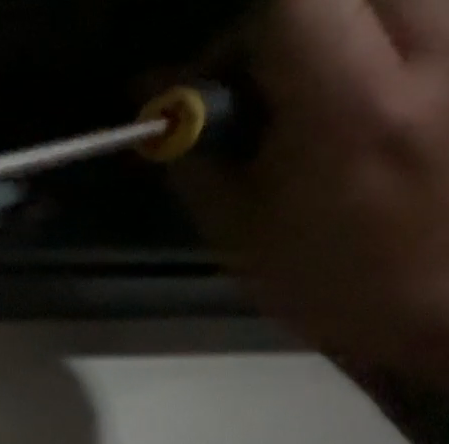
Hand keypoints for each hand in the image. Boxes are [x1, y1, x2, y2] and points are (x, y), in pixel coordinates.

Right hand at [176, 0, 448, 386]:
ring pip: (407, 1)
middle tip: (278, 71)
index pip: (294, 6)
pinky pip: (432, 27)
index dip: (246, 28)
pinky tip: (381, 97)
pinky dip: (397, 47)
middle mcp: (439, 59)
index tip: (225, 75)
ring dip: (353, 28)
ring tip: (332, 86)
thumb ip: (197, 150)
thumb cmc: (336, 282)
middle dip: (302, 17)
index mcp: (354, 109)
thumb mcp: (238, 227)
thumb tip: (155, 92)